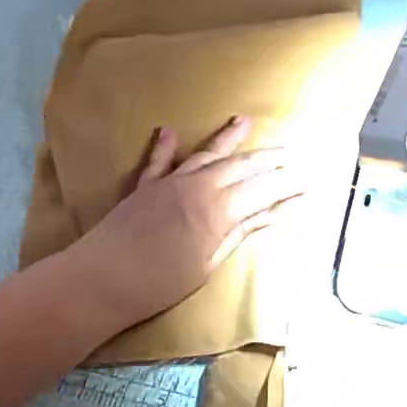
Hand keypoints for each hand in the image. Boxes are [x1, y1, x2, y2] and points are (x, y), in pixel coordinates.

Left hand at [58, 116, 303, 332]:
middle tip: (289, 153)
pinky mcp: (144, 186)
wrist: (101, 279)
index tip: (304, 182)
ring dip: (227, 139)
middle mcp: (197, 187)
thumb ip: (236, 235)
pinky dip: (166, 145)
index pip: (261, 191)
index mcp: (218, 211)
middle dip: (267, 159)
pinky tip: (170, 130)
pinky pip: (159, 161)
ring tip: (245, 121)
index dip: (284, 186)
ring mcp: (168, 183)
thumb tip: (270, 215)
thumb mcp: (206, 265)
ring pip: (206, 155)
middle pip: (239, 166)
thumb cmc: (158, 284)